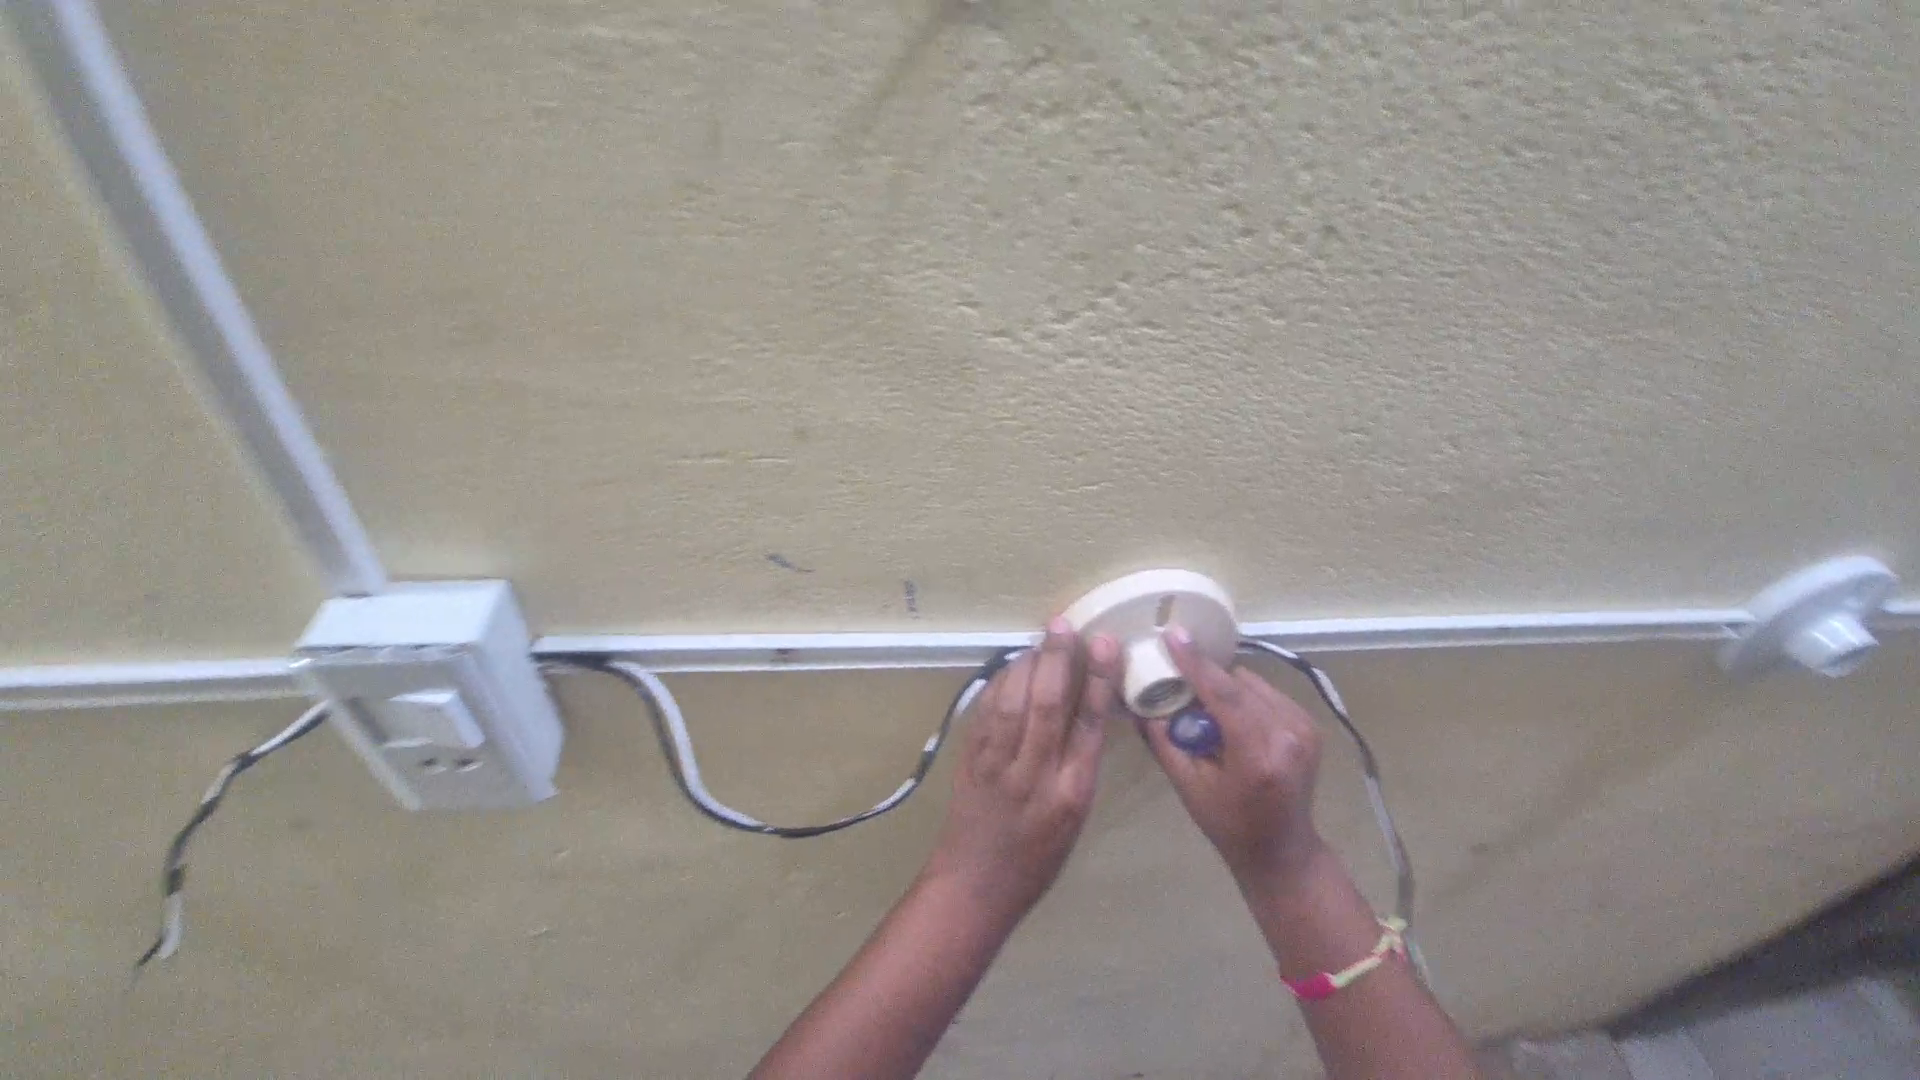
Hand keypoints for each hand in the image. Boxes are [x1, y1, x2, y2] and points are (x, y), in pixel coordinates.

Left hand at [920, 619, 1123, 923]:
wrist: (976, 886)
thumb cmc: (1036, 858)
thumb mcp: (1075, 817)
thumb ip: (1079, 764)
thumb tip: (1085, 711)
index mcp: (1072, 793)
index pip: (1090, 725)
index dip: (1098, 679)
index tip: (1104, 644)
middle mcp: (1036, 775)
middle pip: (1050, 705)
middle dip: (1059, 659)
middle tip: (1065, 626)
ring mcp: (998, 766)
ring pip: (1015, 702)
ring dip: (1028, 664)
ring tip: (1042, 638)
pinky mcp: (970, 761)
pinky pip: (987, 713)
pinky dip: (1000, 684)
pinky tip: (1012, 667)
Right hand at [1143, 625, 1327, 894]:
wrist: (1283, 851)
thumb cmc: (1229, 824)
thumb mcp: (1187, 786)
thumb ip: (1164, 740)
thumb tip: (1141, 702)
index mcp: (1259, 755)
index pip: (1224, 695)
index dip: (1196, 663)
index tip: (1173, 635)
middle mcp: (1289, 734)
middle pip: (1238, 684)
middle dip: (1206, 678)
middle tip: (1178, 684)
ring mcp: (1305, 728)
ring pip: (1253, 684)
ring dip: (1226, 689)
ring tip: (1208, 712)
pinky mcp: (1310, 724)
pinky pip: (1267, 693)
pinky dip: (1244, 698)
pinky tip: (1232, 719)